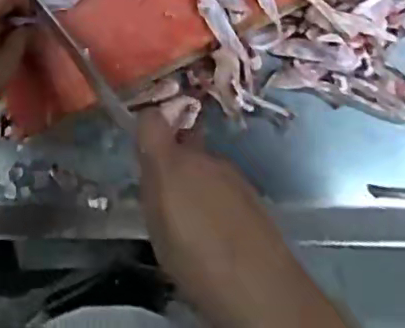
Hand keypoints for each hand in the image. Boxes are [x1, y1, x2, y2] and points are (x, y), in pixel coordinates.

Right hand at [136, 111, 350, 327]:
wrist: (262, 287)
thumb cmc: (197, 261)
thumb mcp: (157, 229)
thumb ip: (150, 188)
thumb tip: (149, 164)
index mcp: (171, 162)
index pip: (151, 119)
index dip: (146, 124)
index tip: (142, 144)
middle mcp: (201, 156)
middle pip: (182, 141)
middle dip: (173, 159)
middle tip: (166, 192)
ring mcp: (229, 171)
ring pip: (203, 164)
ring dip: (196, 180)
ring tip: (194, 219)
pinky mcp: (250, 190)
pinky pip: (222, 183)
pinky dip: (216, 197)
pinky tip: (218, 229)